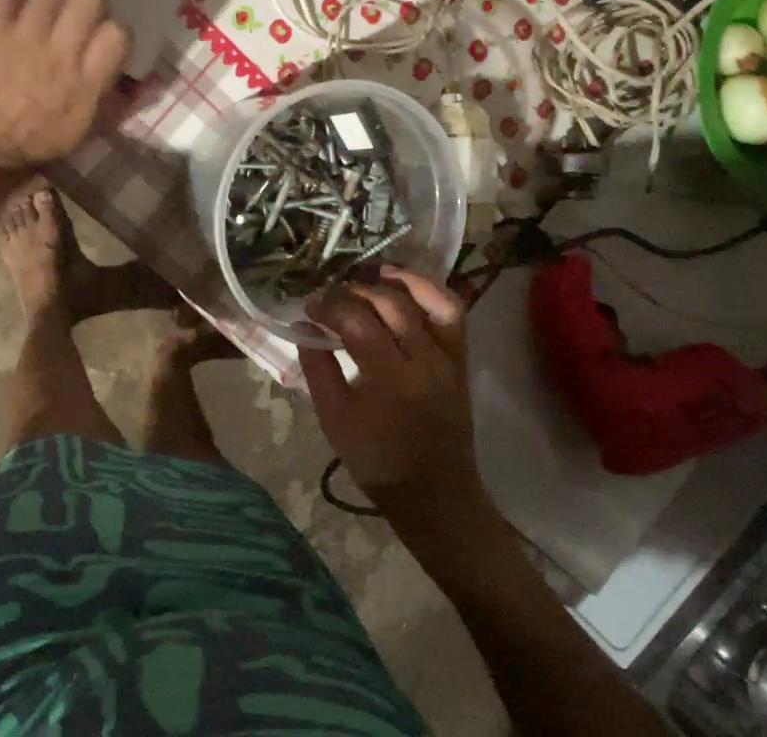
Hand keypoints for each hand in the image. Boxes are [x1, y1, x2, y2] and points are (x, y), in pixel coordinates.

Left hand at [0, 0, 131, 172]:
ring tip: (51, 2)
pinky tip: (19, 2)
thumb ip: (123, 103)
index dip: (117, 28)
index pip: (118, 33)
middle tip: (81, 9)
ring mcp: (23, 38)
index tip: (106, 35)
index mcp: (86, 82)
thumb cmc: (39, 143)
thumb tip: (155, 81)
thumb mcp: (89, 131)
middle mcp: (59, 54)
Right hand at [299, 268, 483, 523]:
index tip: (310, 305)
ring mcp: (450, 357)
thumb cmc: (377, 460)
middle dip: (356, 290)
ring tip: (372, 274)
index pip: (357, 322)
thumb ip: (318, 368)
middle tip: (333, 293)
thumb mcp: (334, 419)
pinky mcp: (462, 358)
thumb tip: (304, 326)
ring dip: (400, 279)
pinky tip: (404, 289)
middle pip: (392, 303)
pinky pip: (452, 312)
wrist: (434, 492)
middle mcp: (426, 361)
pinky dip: (429, 292)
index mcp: (391, 380)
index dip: (330, 306)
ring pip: (432, 298)